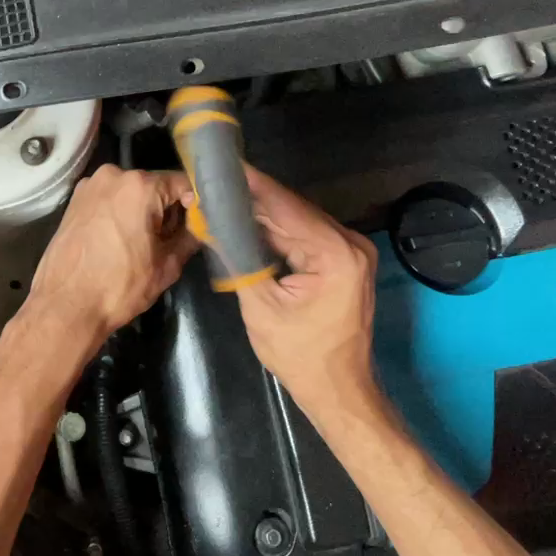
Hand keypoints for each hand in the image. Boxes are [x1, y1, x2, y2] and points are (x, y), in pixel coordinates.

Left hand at [22, 165, 199, 340]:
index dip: (195, 205)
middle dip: (167, 209)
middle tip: (169, 241)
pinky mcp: (74, 200)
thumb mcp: (166, 265)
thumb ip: (190, 237)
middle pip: (155, 186)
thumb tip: (201, 226)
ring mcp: (89, 185)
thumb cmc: (119, 286)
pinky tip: (119, 241)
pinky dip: (120, 213)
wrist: (64, 305)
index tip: (198, 226)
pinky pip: (109, 200)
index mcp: (140, 185)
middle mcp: (113, 175)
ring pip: (130, 192)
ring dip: (142, 212)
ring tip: (142, 245)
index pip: (183, 184)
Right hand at [232, 167, 386, 417]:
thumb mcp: (261, 306)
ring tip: (223, 195)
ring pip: (296, 221)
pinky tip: (246, 221)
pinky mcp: (342, 261)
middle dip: (252, 198)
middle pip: (292, 210)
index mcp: (335, 253)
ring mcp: (349, 252)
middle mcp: (349, 244)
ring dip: (261, 213)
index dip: (251, 185)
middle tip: (214, 181)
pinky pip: (303, 236)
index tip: (223, 164)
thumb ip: (236, 257)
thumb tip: (206, 221)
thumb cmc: (300, 356)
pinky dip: (276, 231)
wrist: (338, 392)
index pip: (286, 207)